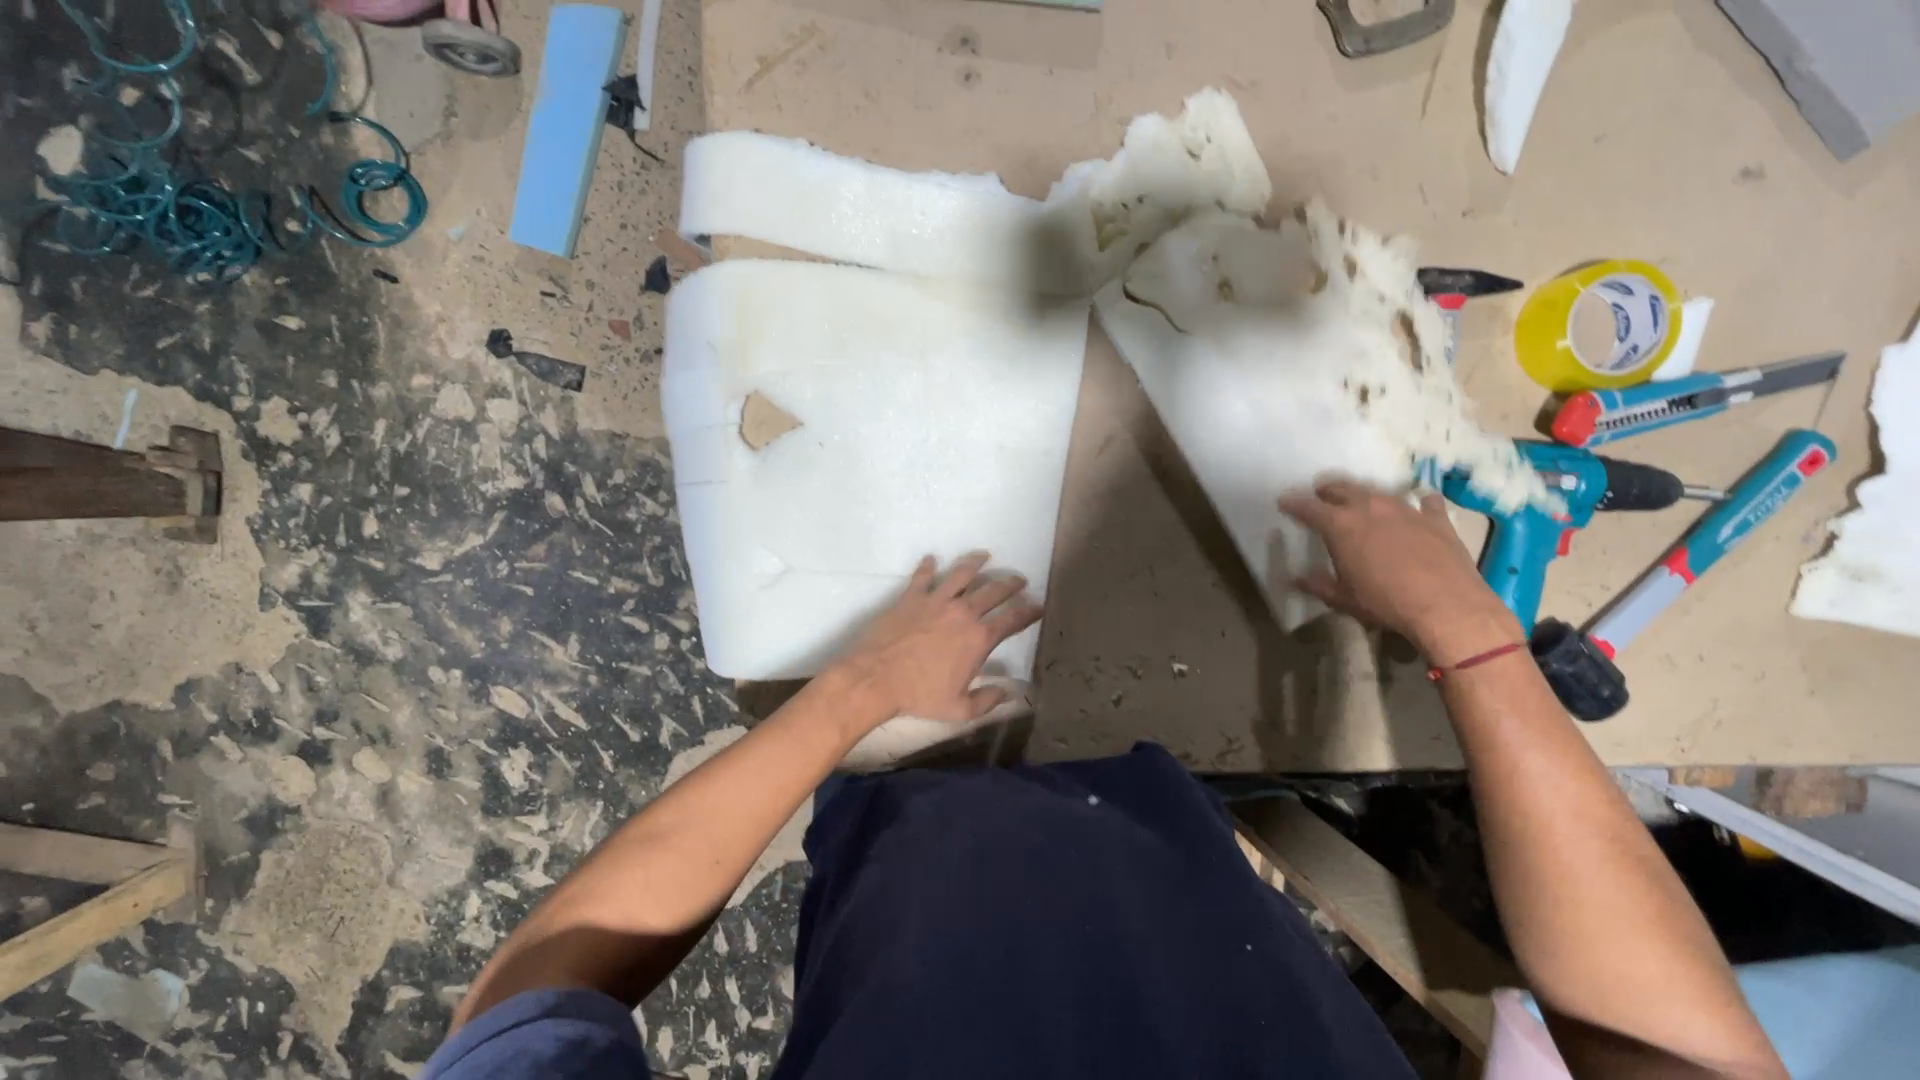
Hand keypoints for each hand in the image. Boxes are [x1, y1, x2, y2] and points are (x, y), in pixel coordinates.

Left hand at [833, 553, 1043, 724]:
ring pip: (962, 574)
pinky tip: (932, 559)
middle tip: (1019, 580)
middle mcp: (963, 612)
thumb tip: (1008, 692)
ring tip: (984, 556)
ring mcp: (936, 600)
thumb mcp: (959, 709)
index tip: (1038, 606)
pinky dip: (929, 566)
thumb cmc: (919, 695)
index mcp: (979, 638)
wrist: (876, 678)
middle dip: (1010, 584)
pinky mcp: (911, 596)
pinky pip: (923, 575)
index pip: (1012, 620)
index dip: (1029, 612)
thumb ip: (987, 700)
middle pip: (993, 591)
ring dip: (975, 563)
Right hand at [1278, 480, 1521, 664]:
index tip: (1284, 501)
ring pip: (1379, 491)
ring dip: (1365, 494)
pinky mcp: (1436, 519)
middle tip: (1320, 493)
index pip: (1309, 508)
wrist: (1447, 606)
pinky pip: (1426, 502)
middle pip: (1343, 489)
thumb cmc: (1385, 603)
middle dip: (1328, 490)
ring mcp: (1406, 509)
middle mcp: (1371, 508)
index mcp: (1341, 526)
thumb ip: (1317, 585)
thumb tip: (1295, 579)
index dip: (1294, 504)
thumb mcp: (1343, 599)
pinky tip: (1421, 505)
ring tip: (1360, 499)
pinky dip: (1419, 503)